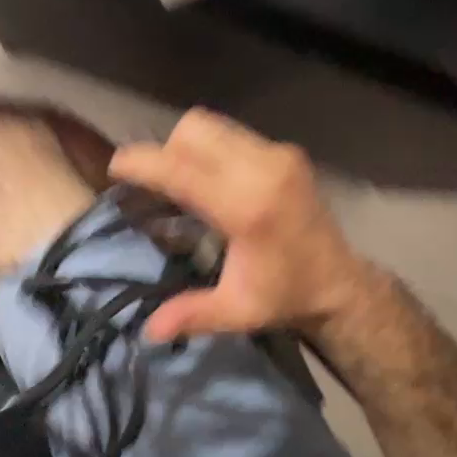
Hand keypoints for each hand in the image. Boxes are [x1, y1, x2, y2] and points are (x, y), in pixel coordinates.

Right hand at [109, 109, 384, 342]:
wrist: (340, 282)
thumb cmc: (283, 295)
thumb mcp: (238, 312)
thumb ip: (192, 315)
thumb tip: (148, 331)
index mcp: (247, 208)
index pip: (182, 170)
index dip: (142, 163)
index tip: (115, 166)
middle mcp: (262, 170)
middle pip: (192, 133)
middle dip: (164, 152)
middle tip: (156, 183)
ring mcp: (277, 154)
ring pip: (210, 125)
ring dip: (185, 145)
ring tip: (181, 179)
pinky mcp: (284, 150)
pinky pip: (230, 132)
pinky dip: (209, 146)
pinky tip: (209, 177)